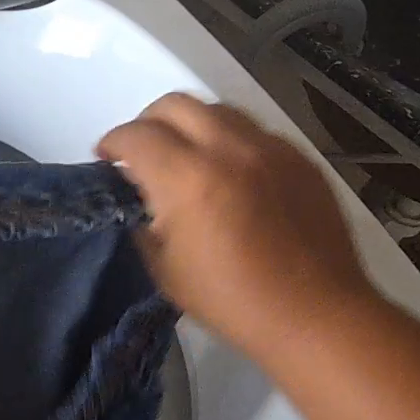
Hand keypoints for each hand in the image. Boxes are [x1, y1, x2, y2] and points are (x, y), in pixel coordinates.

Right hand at [98, 93, 382, 360]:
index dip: (111, 143)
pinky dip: (229, 142)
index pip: (135, 135)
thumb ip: (143, 218)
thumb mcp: (162, 266)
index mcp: (187, 179)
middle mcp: (228, 150)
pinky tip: (229, 175)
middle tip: (141, 152)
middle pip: (174, 104)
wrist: (313, 314)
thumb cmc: (229, 299)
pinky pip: (254, 131)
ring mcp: (270, 149)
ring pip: (216, 110)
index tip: (106, 159)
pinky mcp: (300, 158)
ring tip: (185, 157)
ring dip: (189, 125)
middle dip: (146, 122)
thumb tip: (137, 196)